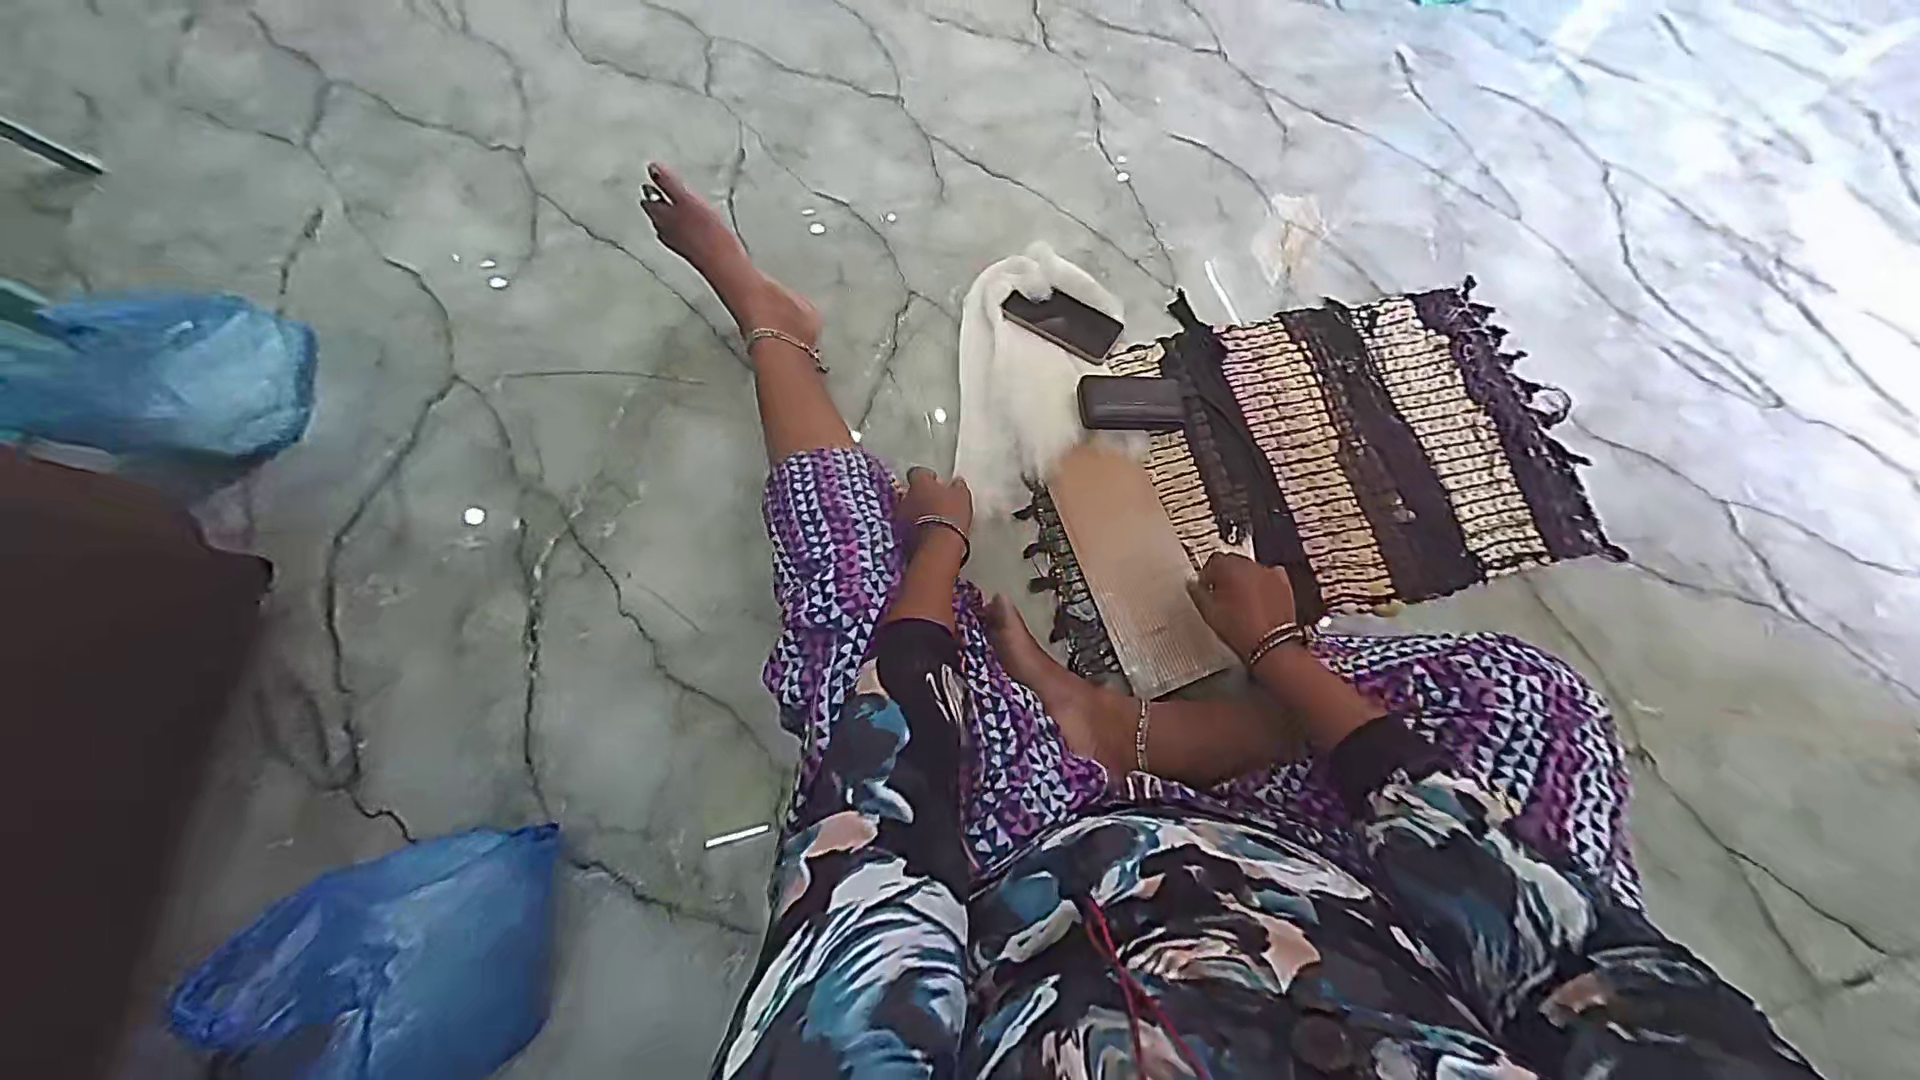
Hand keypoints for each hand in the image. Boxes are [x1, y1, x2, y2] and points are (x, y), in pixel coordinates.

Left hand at [896, 466, 971, 557]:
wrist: (938, 546)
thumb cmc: (951, 517)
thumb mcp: (962, 497)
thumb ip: (957, 487)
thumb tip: (957, 483)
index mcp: (920, 484)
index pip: (918, 472)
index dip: (928, 476)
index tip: (936, 481)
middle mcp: (906, 498)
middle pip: (910, 492)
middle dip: (921, 496)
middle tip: (936, 502)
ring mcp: (901, 517)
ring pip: (907, 510)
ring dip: (917, 513)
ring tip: (934, 520)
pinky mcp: (900, 536)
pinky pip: (907, 527)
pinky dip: (915, 528)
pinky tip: (929, 533)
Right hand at [1187, 552, 1298, 659]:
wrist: (1270, 644)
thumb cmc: (1241, 629)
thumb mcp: (1208, 611)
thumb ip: (1197, 592)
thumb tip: (1193, 585)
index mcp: (1229, 568)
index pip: (1212, 562)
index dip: (1205, 575)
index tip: (1203, 585)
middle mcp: (1250, 566)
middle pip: (1232, 562)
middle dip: (1223, 575)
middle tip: (1218, 592)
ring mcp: (1268, 574)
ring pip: (1249, 569)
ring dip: (1242, 579)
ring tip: (1237, 598)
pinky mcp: (1283, 585)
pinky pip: (1269, 577)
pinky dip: (1261, 583)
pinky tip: (1256, 597)